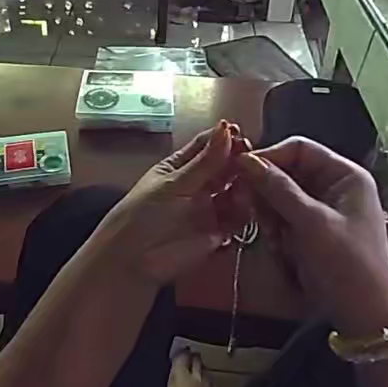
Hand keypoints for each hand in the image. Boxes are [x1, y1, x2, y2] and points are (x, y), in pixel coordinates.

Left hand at [90, 120, 244, 284]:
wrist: (133, 259)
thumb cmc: (145, 214)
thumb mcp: (174, 184)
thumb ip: (204, 161)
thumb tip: (226, 127)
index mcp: (179, 167)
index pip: (207, 147)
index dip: (224, 139)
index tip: (242, 135)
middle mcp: (196, 185)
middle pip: (225, 168)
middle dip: (239, 162)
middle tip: (253, 160)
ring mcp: (208, 208)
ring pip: (235, 191)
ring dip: (245, 185)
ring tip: (251, 182)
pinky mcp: (217, 232)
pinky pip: (239, 217)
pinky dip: (246, 210)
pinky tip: (248, 203)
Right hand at [235, 136, 387, 336]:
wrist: (363, 314)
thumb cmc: (346, 263)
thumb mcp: (311, 223)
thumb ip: (277, 189)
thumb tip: (243, 160)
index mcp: (344, 175)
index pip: (299, 149)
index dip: (268, 158)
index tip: (239, 173)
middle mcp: (332, 186)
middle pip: (285, 171)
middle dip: (265, 190)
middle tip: (248, 208)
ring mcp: (319, 209)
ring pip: (277, 195)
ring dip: (266, 211)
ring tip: (270, 234)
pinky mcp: (307, 229)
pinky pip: (279, 216)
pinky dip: (272, 227)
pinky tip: (276, 244)